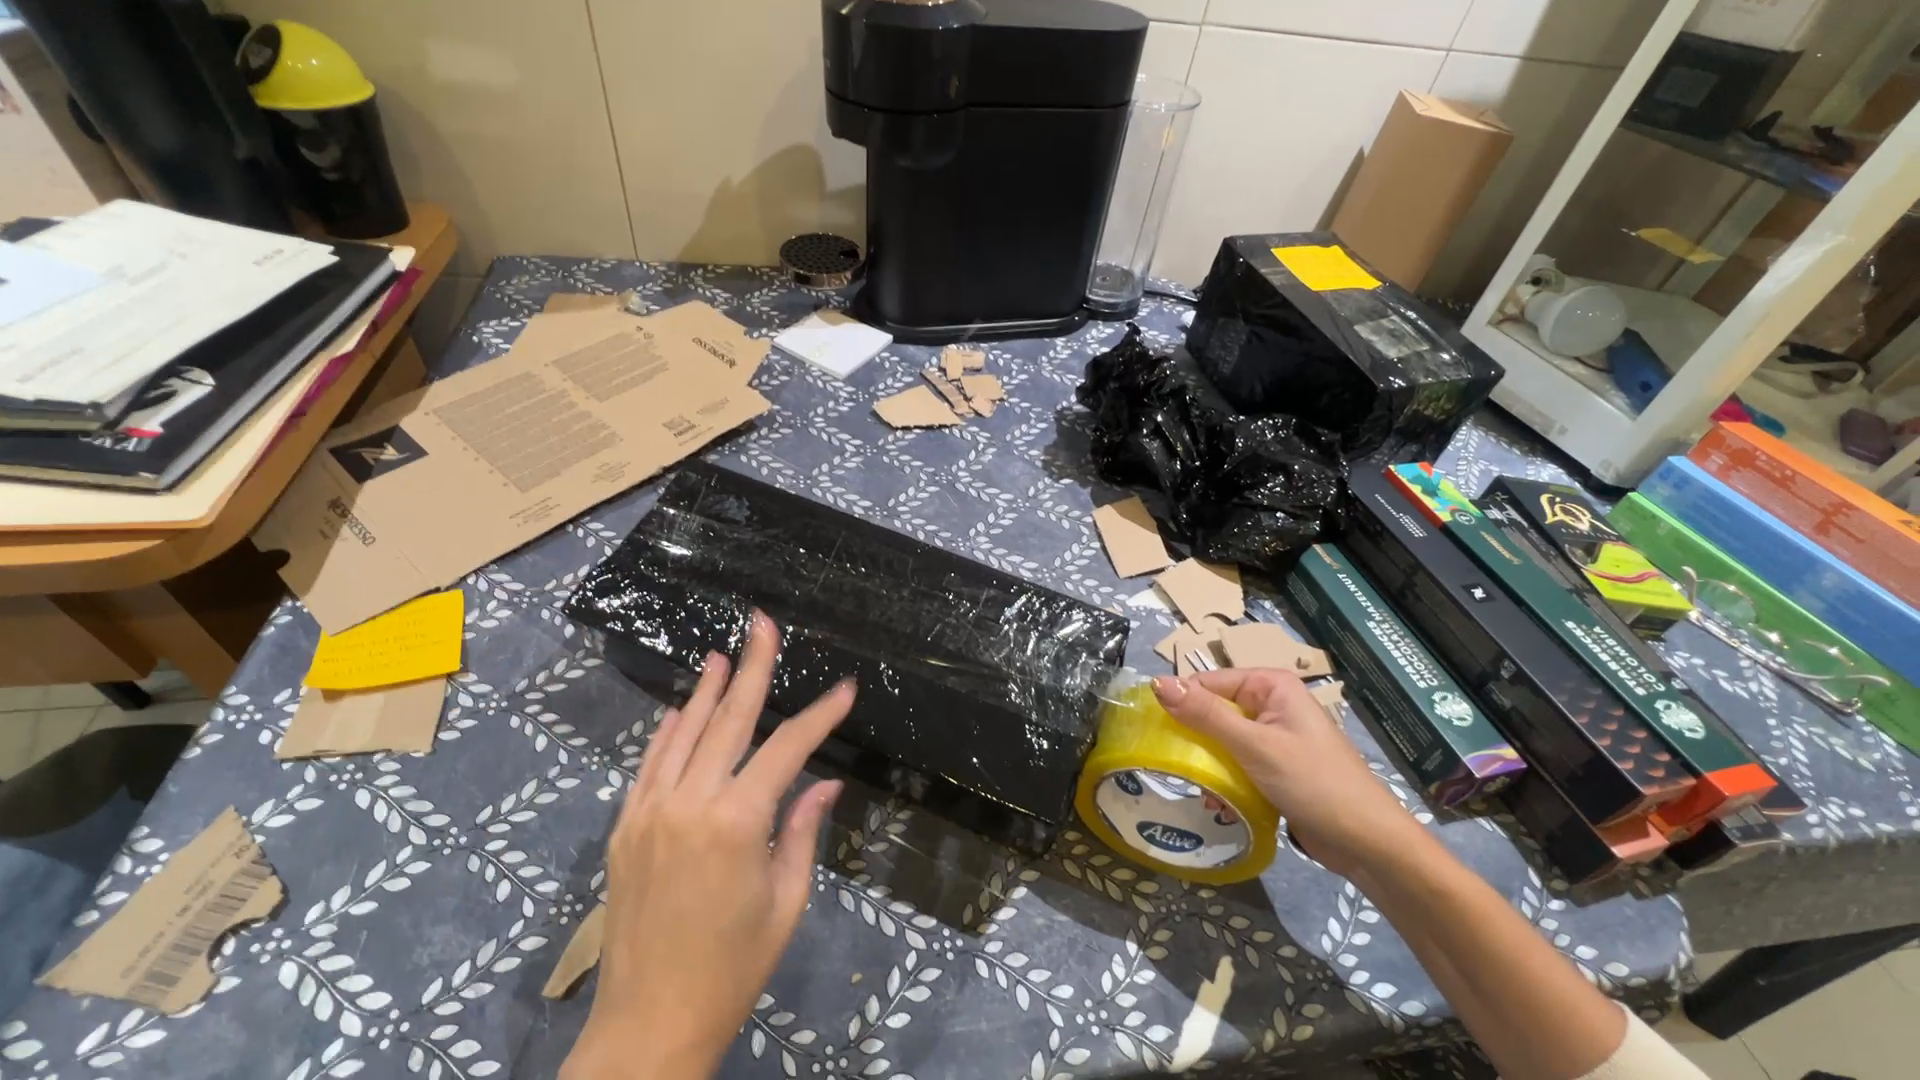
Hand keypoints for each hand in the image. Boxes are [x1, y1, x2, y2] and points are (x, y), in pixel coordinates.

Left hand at [564, 613, 854, 1079]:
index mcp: (737, 822)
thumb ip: (803, 831)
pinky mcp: (625, 826)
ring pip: (682, 734)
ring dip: (705, 691)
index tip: (846, 687)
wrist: (649, 1020)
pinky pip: (649, 765)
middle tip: (761, 623)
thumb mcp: (786, 901)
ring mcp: (649, 810)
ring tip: (723, 654)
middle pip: (728, 720)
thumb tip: (825, 781)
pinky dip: (666, 732)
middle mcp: (689, 802)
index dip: (821, 715)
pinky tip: (679, 710)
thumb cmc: (732, 966)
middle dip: (752, 668)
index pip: (788, 748)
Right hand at [1151, 670, 1417, 878]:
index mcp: (1271, 687)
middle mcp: (1272, 706)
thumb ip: (1205, 715)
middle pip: (1214, 712)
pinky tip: (1221, 805)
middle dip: (1195, 741)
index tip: (1155, 731)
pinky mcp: (1276, 770)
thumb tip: (1157, 683)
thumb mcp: (1254, 746)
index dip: (1181, 703)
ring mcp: (1276, 740)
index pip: (1209, 682)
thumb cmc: (1313, 783)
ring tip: (1203, 792)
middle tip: (1175, 765)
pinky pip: (1238, 766)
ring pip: (1222, 743)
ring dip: (1209, 767)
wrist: (1367, 842)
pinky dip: (1226, 783)